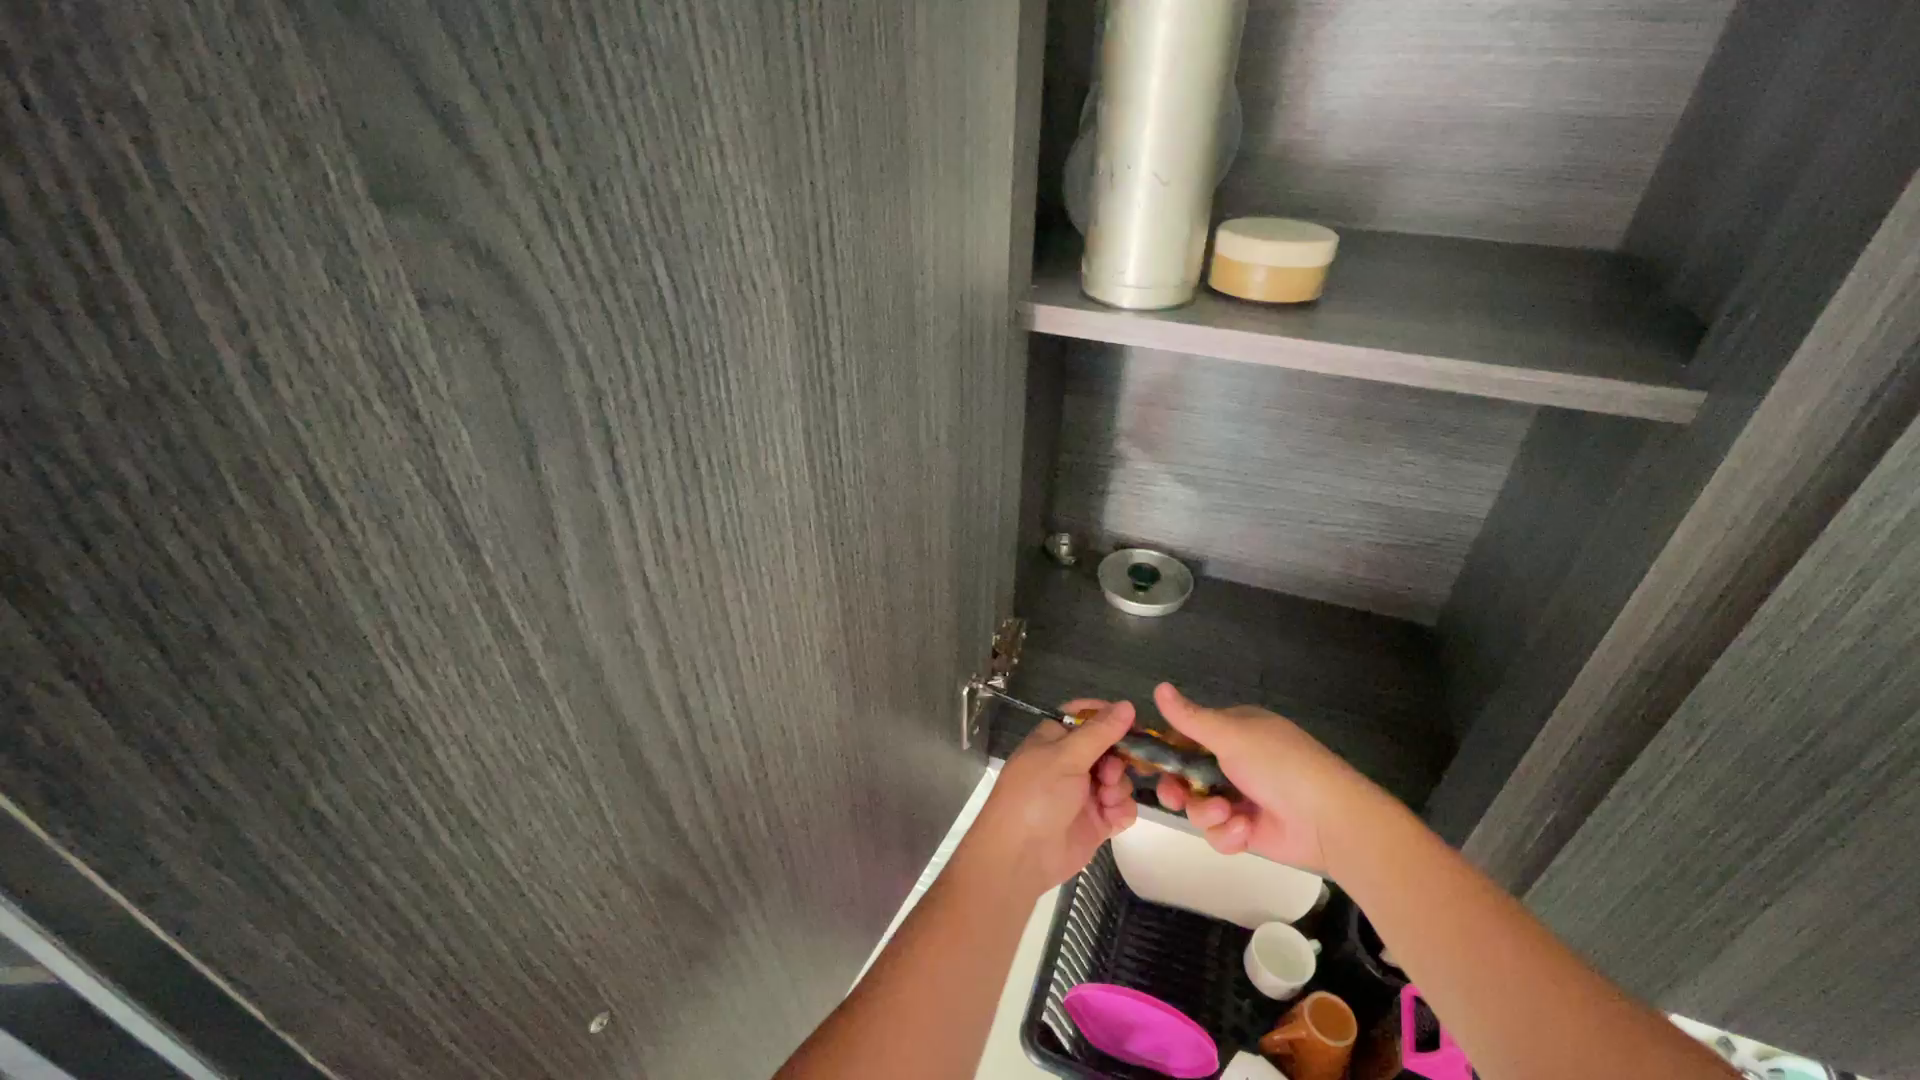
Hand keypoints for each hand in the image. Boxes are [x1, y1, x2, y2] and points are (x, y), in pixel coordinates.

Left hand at [962, 700, 1138, 896]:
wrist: (1021, 856)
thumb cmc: (1036, 795)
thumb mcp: (1065, 757)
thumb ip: (1099, 732)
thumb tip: (1127, 705)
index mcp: (1054, 740)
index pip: (1085, 717)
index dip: (1107, 717)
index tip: (1131, 721)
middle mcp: (1070, 764)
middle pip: (1110, 748)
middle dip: (1117, 758)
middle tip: (1110, 771)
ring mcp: (1084, 794)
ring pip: (1119, 778)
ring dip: (1118, 786)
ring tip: (1105, 798)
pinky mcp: (1096, 822)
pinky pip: (1121, 808)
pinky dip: (1120, 811)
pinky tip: (1110, 817)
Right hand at [1148, 683, 1385, 875]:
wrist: (1327, 820)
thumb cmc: (1279, 765)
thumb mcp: (1232, 735)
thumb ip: (1191, 718)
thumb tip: (1159, 686)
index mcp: (1232, 732)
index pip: (1185, 737)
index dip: (1165, 752)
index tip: (1147, 764)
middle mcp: (1233, 762)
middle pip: (1184, 776)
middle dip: (1179, 789)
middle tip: (1177, 797)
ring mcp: (1239, 796)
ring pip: (1198, 806)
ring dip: (1207, 813)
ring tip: (1228, 814)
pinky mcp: (1245, 829)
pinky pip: (1217, 832)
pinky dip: (1227, 833)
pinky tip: (1244, 831)